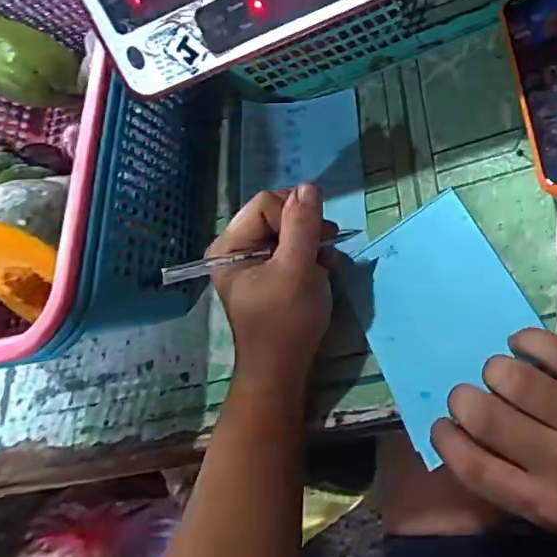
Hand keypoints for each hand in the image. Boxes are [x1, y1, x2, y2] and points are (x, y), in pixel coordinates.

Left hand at [210, 185, 333, 399]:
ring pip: (287, 228)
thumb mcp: (298, 268)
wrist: (283, 371)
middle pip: (276, 212)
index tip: (318, 238)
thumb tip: (309, 185)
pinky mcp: (269, 273)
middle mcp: (236, 247)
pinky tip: (321, 270)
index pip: (266, 203)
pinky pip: (291, 246)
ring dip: (312, 240)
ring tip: (325, 262)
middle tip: (327, 245)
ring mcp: (252, 261)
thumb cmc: (286, 320)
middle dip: (306, 226)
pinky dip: (310, 254)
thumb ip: (303, 224)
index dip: (295, 214)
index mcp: (230, 244)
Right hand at [432, 328, 556, 537]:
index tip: (443, 424)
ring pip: (513, 377)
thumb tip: (457, 436)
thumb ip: (508, 482)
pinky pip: (550, 348)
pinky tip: (522, 346)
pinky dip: (524, 341)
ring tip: (500, 373)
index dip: (446, 439)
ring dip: (495, 369)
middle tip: (468, 393)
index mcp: (547, 503)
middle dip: (464, 398)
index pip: (474, 467)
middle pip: (486, 416)